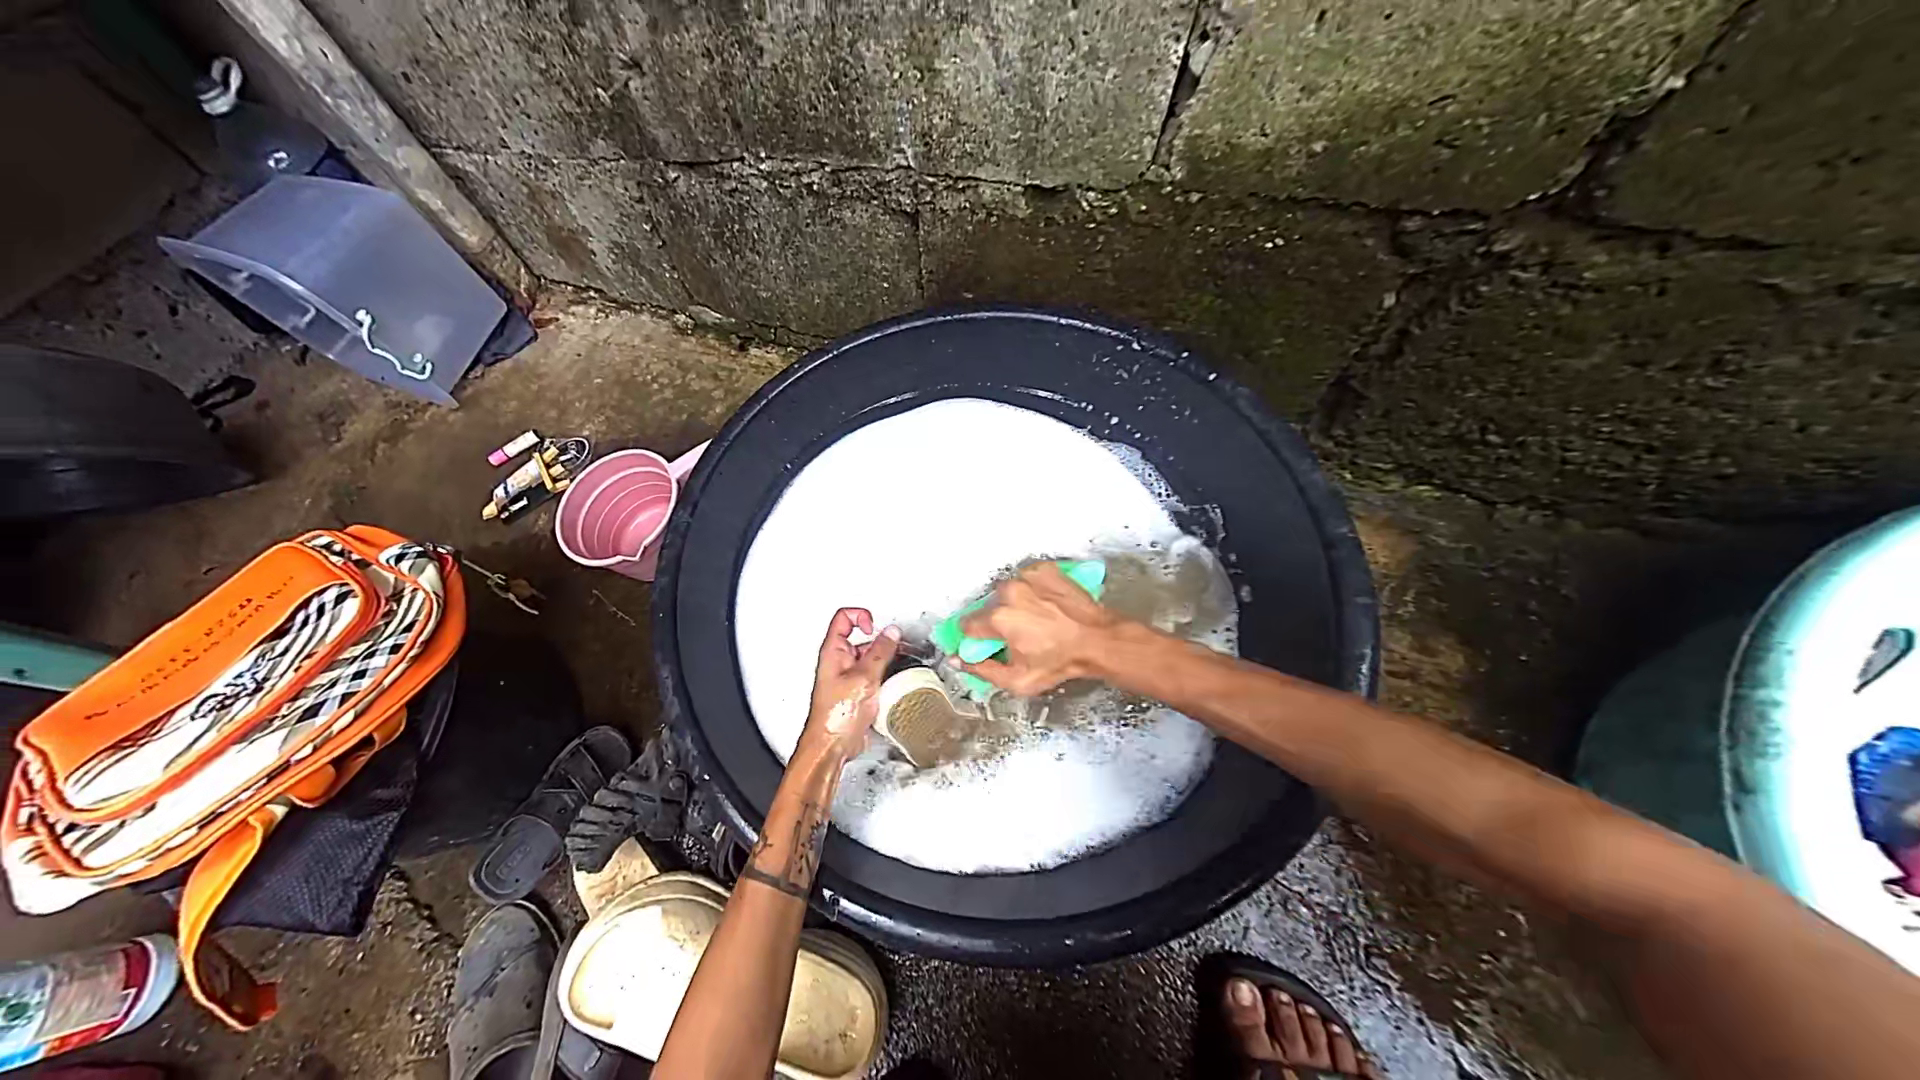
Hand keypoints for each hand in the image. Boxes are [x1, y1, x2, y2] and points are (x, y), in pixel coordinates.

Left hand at [799, 607, 899, 760]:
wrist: (833, 745)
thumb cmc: (836, 715)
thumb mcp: (864, 677)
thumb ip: (880, 652)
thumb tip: (891, 633)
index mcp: (833, 651)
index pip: (844, 618)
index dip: (862, 616)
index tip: (876, 627)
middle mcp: (839, 661)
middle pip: (862, 638)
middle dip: (881, 641)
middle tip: (894, 648)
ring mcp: (848, 677)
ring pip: (870, 658)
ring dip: (885, 661)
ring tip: (896, 668)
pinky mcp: (858, 691)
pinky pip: (874, 676)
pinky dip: (885, 676)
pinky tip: (892, 685)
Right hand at [955, 562, 1130, 695]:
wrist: (1097, 640)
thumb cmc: (1062, 661)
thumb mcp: (1018, 680)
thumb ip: (982, 670)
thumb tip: (958, 661)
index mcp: (999, 619)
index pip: (968, 624)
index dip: (976, 636)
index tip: (987, 642)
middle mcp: (1010, 594)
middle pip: (989, 607)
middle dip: (998, 621)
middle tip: (1018, 635)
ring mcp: (1027, 578)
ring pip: (1007, 592)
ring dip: (1015, 604)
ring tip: (1034, 619)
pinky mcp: (1043, 571)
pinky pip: (1026, 579)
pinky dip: (1031, 590)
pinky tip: (1043, 605)